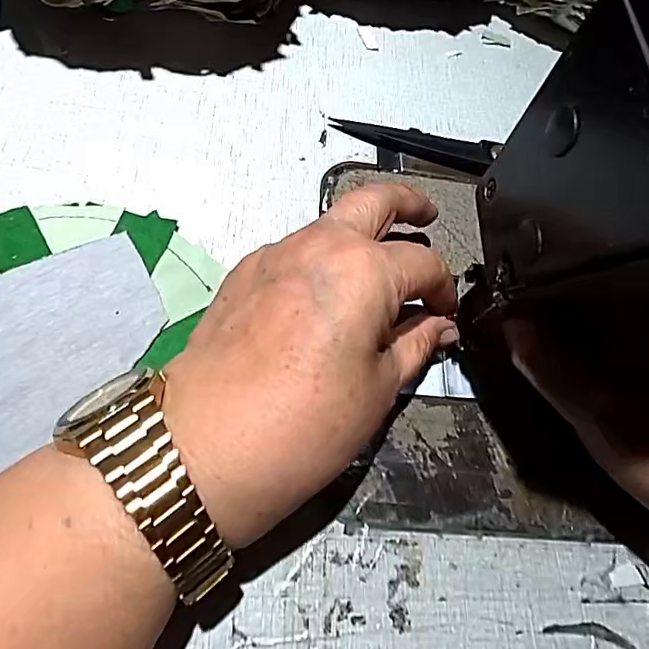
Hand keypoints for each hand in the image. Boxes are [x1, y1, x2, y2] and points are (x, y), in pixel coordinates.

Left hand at [158, 184, 458, 547]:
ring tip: (380, 265)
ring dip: (362, 231)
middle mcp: (320, 246)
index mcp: (363, 270)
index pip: (423, 261)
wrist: (202, 449)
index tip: (445, 310)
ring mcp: (277, 254)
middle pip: (375, 199)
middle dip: (408, 202)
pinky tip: (330, 294)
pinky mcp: (246, 272)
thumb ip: (416, 344)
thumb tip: (438, 327)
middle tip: (426, 215)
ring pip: (331, 221)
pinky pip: (298, 247)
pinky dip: (324, 255)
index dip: (443, 287)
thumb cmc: (300, 425)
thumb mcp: (378, 388)